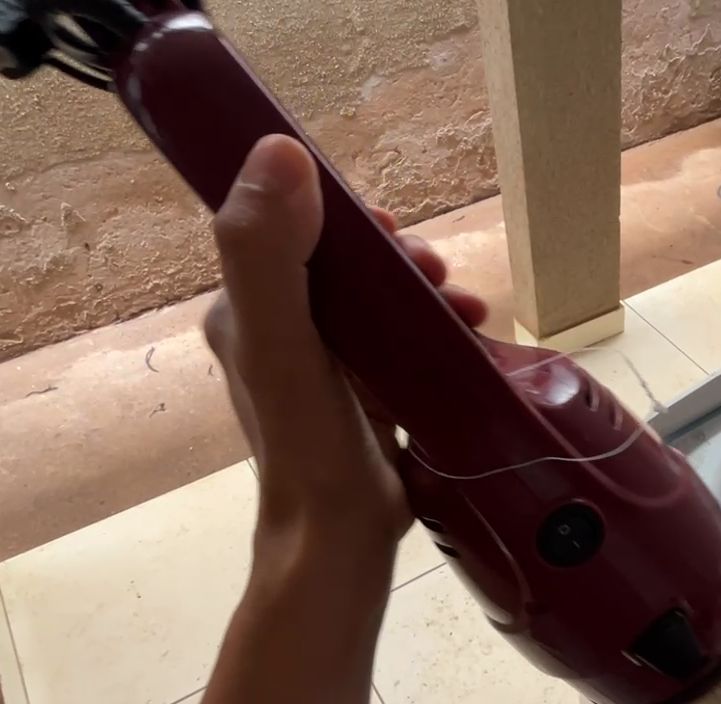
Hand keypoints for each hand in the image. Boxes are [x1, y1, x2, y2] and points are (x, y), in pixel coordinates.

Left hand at [203, 135, 486, 557]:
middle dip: (402, 262)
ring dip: (427, 297)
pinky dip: (434, 335)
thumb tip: (282, 149)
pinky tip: (469, 343)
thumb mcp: (281, 346)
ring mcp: (326, 368)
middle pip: (347, 269)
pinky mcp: (365, 397)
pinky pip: (400, 345)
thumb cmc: (311, 444)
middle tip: (444, 279)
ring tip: (472, 314)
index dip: (348, 219)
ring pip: (379, 306)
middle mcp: (282, 332)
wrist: (340, 536)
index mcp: (248, 310)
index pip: (294, 233)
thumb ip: (267, 254)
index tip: (398, 231)